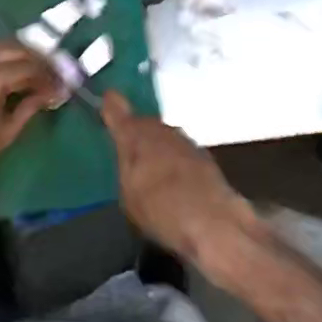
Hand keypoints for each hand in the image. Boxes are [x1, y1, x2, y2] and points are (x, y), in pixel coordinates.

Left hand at [0, 42, 56, 207]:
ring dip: (21, 55)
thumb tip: (49, 94)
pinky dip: (5, 57)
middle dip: (37, 60)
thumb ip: (29, 107)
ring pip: (2, 46)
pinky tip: (14, 73)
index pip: (29, 67)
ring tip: (35, 73)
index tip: (60, 88)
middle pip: (17, 49)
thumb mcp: (7, 130)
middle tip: (51, 76)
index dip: (48, 77)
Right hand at [101, 91, 256, 261]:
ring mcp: (184, 141)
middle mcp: (159, 130)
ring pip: (164, 139)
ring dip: (159, 151)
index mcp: (134, 136)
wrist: (214, 221)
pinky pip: (181, 154)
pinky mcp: (205, 156)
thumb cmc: (160, 209)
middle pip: (143, 125)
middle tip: (132, 159)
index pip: (117, 109)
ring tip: (155, 176)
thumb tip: (127, 155)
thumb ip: (125, 168)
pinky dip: (177, 164)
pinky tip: (178, 186)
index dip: (111, 105)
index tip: (107, 99)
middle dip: (138, 138)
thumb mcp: (128, 196)